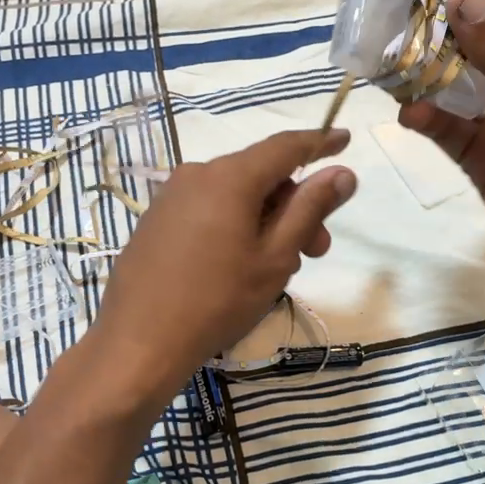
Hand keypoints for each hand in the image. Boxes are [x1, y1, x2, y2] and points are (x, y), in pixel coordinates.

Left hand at [90, 129, 356, 403]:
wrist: (138, 342)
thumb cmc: (217, 301)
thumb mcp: (275, 257)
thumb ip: (310, 209)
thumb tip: (341, 172)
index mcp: (229, 177)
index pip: (285, 146)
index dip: (320, 143)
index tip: (345, 141)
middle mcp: (196, 175)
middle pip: (259, 175)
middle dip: (295, 206)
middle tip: (316, 251)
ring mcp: (170, 198)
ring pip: (233, 196)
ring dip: (265, 221)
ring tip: (276, 269)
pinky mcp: (155, 222)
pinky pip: (207, 211)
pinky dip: (234, 227)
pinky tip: (238, 267)